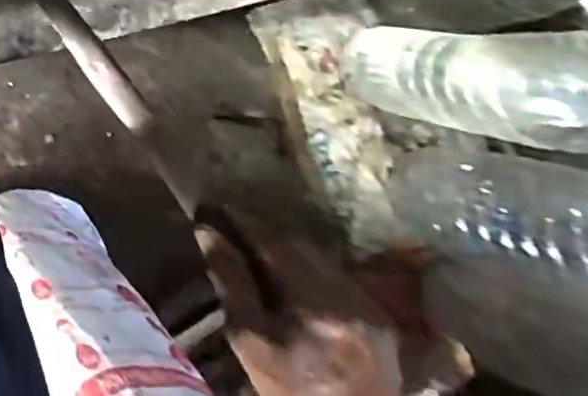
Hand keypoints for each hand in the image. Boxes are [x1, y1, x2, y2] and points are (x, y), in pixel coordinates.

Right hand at [199, 219, 405, 395]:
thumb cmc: (289, 390)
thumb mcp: (247, 337)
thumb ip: (230, 279)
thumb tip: (208, 230)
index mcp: (319, 304)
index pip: (273, 241)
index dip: (239, 219)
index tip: (210, 210)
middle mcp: (353, 299)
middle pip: (300, 243)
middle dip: (261, 229)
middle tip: (227, 226)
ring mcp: (372, 309)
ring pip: (319, 256)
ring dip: (283, 246)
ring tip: (251, 247)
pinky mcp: (379, 320)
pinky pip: (334, 275)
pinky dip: (304, 265)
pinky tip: (284, 274)